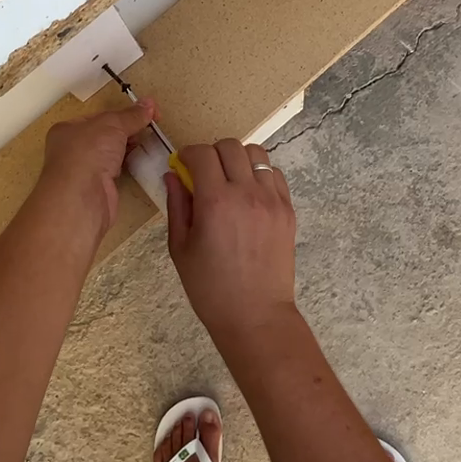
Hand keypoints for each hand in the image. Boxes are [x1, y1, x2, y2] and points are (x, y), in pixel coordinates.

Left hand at [33, 100, 154, 238]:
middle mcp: (73, 149)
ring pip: (112, 153)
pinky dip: (128, 164)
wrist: (82, 198)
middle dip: (128, 130)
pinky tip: (140, 160)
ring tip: (149, 141)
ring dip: (129, 147)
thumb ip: (131, 115)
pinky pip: (117, 170)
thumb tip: (149, 103)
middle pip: (106, 135)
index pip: (100, 117)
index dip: (123, 113)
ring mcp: (85, 170)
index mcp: (68, 129)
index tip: (147, 111)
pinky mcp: (98, 188)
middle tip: (151, 126)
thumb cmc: (88, 153)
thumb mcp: (112, 125)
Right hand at [165, 140, 297, 344]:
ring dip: (239, 159)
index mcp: (215, 202)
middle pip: (230, 146)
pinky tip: (250, 193)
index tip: (183, 164)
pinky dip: (260, 174)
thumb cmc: (211, 288)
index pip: (202, 153)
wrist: (256, 316)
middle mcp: (246, 193)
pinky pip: (275, 174)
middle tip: (204, 172)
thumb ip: (177, 205)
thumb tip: (173, 175)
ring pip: (256, 153)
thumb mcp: (181, 247)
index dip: (188, 153)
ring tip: (230, 179)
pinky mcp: (287, 210)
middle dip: (212, 152)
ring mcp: (271, 200)